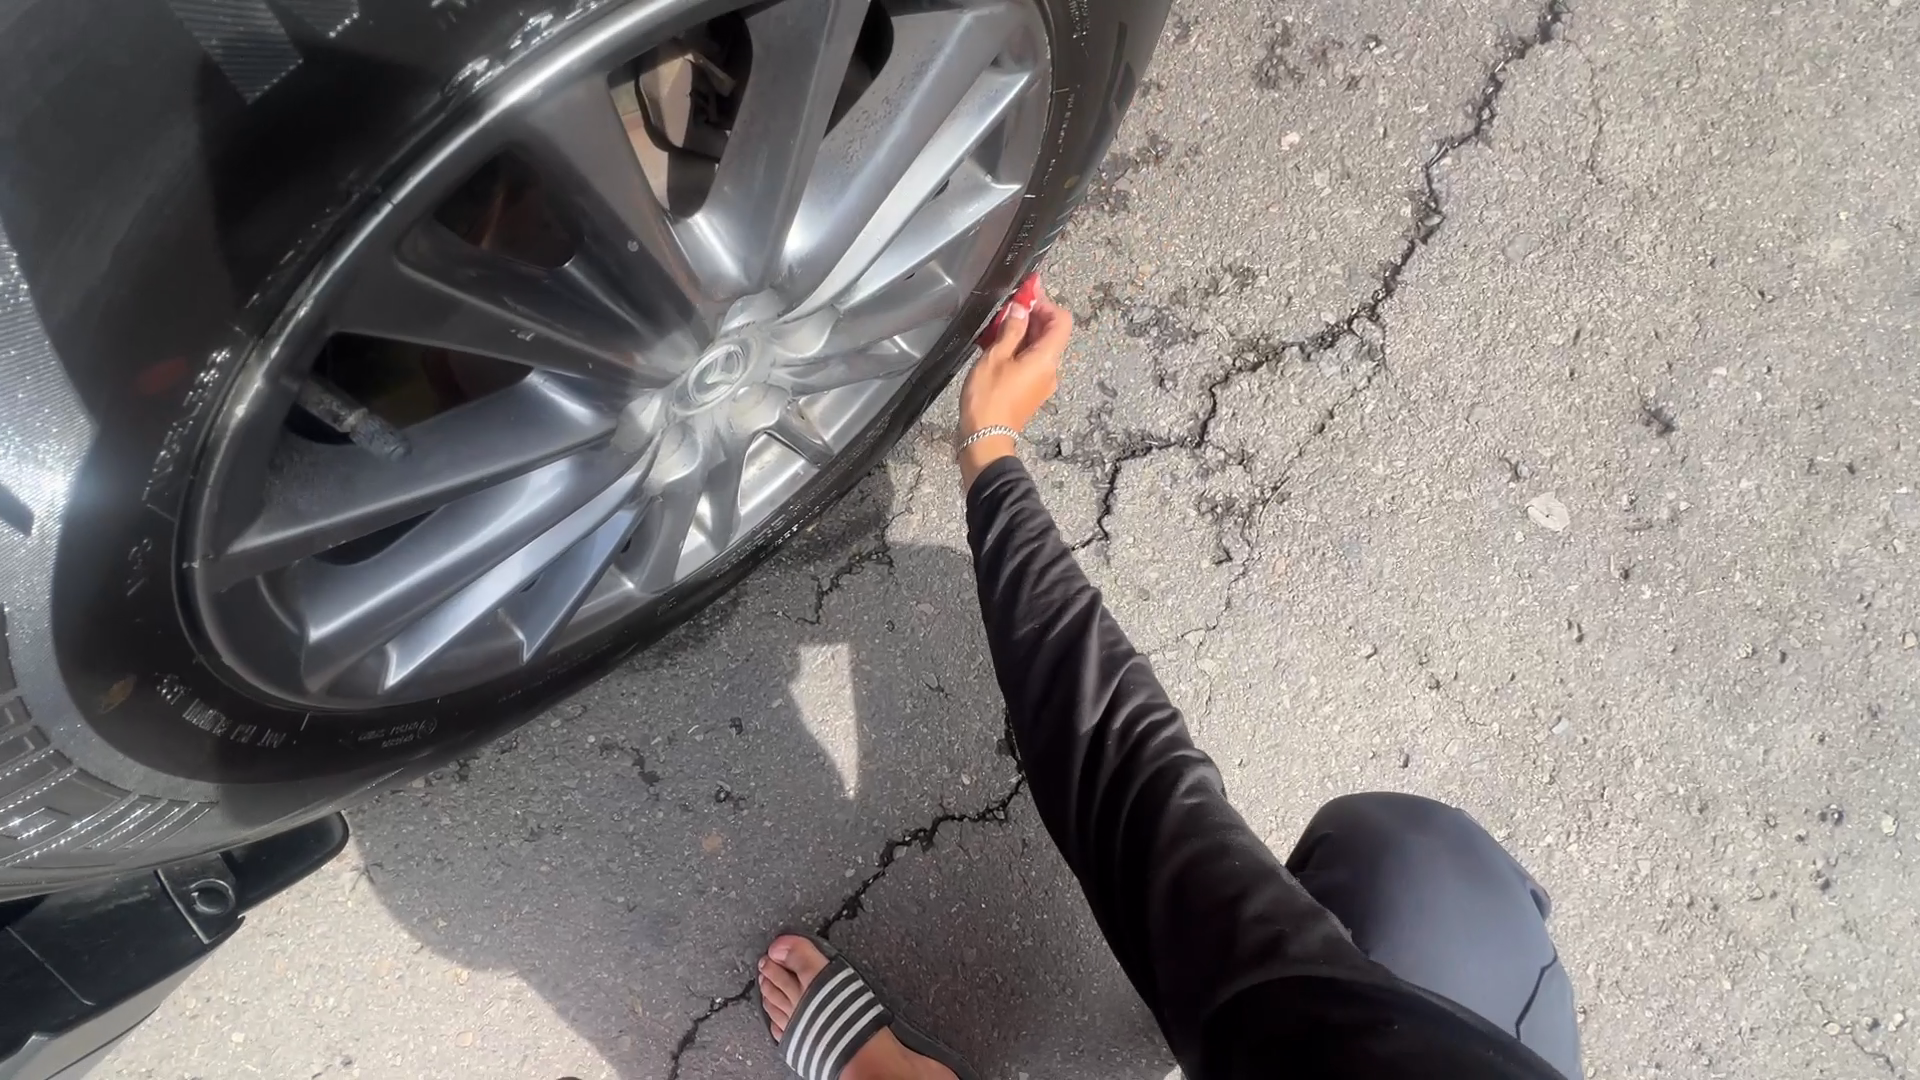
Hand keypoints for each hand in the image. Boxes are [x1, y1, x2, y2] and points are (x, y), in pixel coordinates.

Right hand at [957, 280, 1073, 490]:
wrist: (985, 438)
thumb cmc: (988, 400)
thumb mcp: (995, 356)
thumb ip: (1011, 329)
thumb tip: (1020, 309)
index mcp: (1046, 358)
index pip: (1061, 320)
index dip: (1045, 302)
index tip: (1026, 292)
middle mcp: (1050, 370)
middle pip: (1050, 333)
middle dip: (1031, 316)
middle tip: (1007, 308)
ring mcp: (1042, 383)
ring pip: (1038, 347)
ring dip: (1022, 332)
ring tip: (997, 328)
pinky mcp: (1030, 392)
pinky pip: (1030, 363)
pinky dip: (1018, 350)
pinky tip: (996, 348)